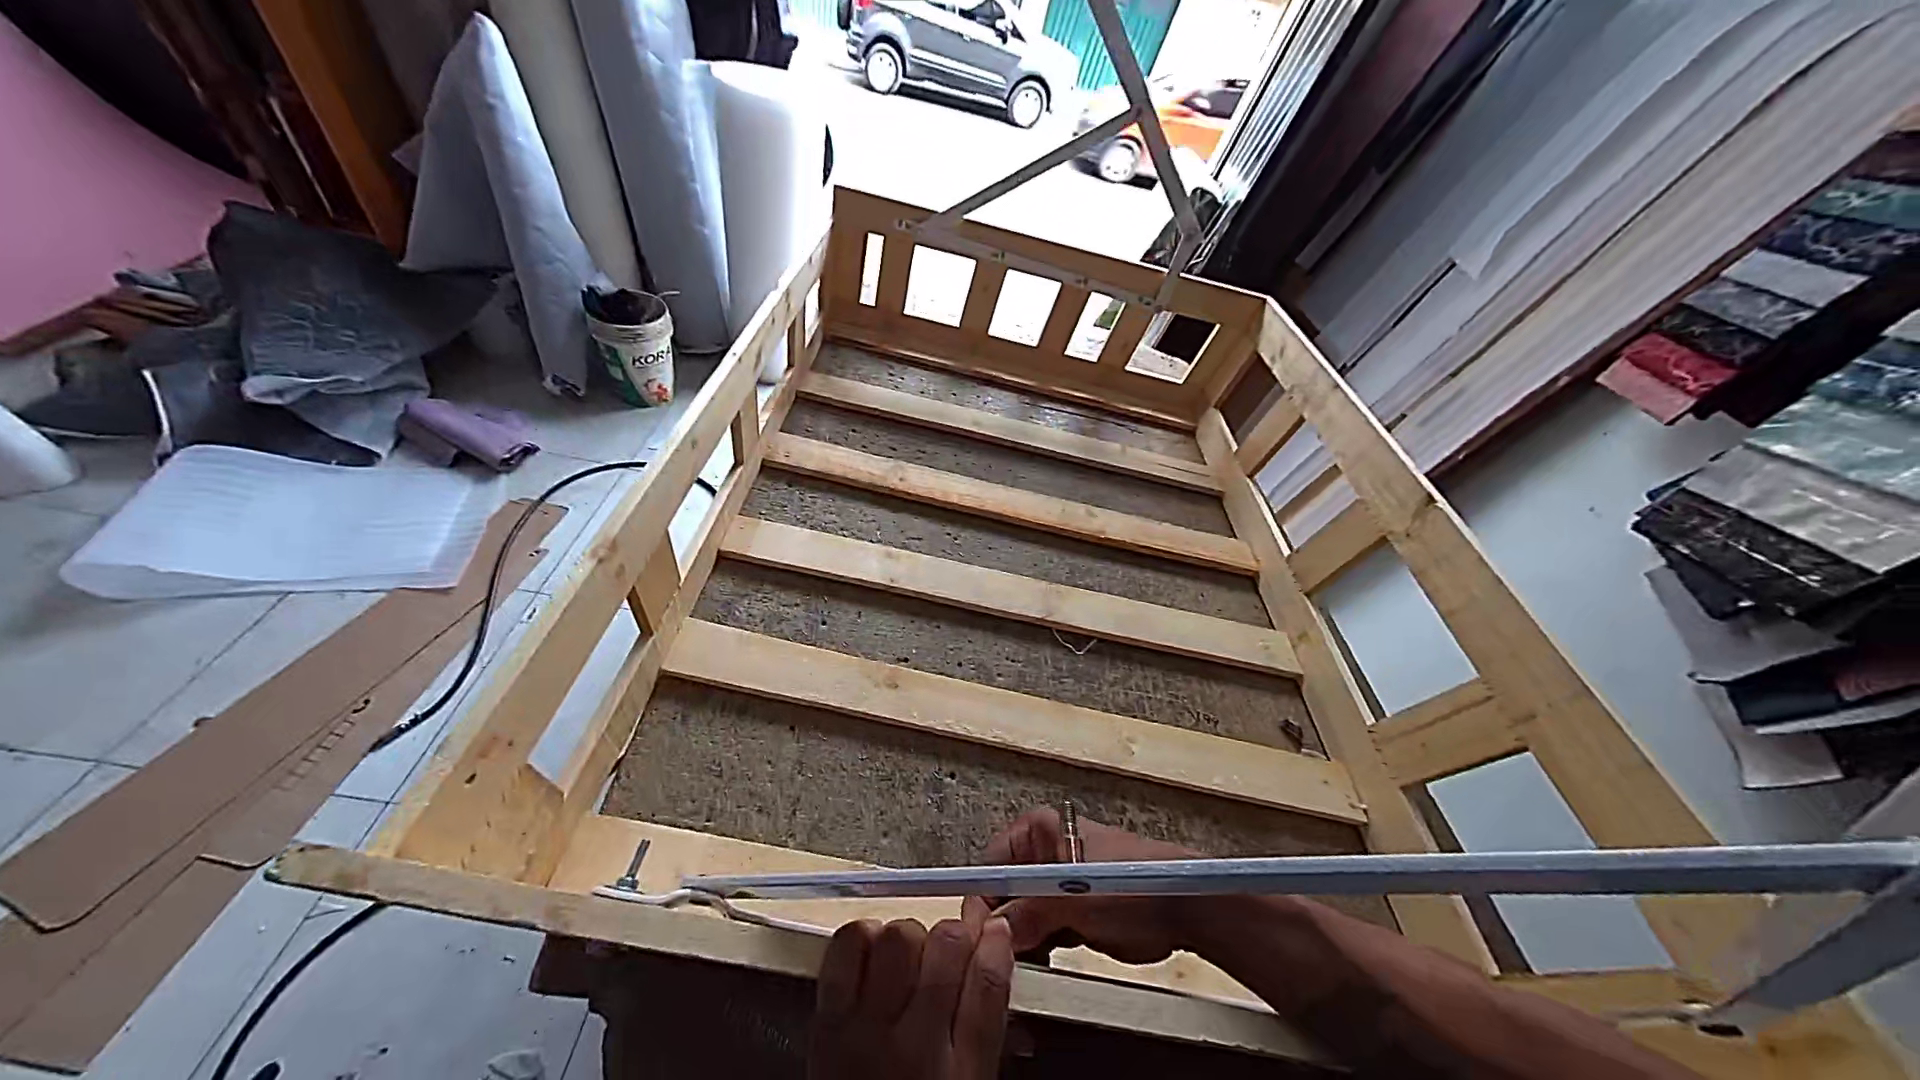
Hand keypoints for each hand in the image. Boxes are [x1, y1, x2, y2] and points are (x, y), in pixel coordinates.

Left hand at [808, 914, 1013, 1078]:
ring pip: (899, 938)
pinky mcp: (828, 1020)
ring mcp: (867, 1031)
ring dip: (909, 936)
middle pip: (946, 948)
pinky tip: (871, 955)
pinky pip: (847, 948)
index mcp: (961, 1074)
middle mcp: (915, 1050)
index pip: (989, 983)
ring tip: (908, 959)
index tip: (994, 929)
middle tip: (947, 951)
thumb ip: (985, 1015)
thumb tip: (995, 947)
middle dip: (953, 936)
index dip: (996, 942)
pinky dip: (862, 936)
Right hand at [960, 807, 1197, 964]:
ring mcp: (1055, 881)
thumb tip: (991, 932)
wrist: (1186, 907)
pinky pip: (1039, 930)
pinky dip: (1038, 950)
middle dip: (1002, 929)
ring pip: (1019, 917)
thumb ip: (1027, 914)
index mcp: (1037, 830)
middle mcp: (1041, 851)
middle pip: (1002, 893)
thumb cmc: (1136, 884)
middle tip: (1003, 962)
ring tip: (1026, 967)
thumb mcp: (1073, 900)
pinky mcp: (1069, 909)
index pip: (989, 867)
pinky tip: (1042, 966)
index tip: (978, 941)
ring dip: (1021, 944)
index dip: (982, 905)